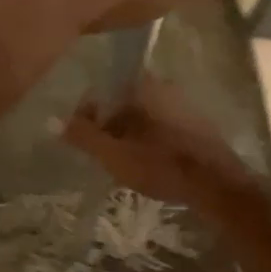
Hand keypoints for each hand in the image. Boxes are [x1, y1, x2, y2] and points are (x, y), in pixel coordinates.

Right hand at [63, 74, 245, 203]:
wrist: (218, 186)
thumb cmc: (161, 165)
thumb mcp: (113, 154)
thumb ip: (83, 135)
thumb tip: (52, 120)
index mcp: (141, 85)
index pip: (102, 91)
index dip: (89, 115)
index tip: (85, 139)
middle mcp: (164, 85)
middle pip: (123, 102)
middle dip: (111, 125)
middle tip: (105, 154)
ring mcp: (185, 104)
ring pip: (145, 115)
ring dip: (132, 133)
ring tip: (126, 162)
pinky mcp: (199, 124)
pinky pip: (164, 126)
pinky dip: (153, 140)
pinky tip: (152, 163)